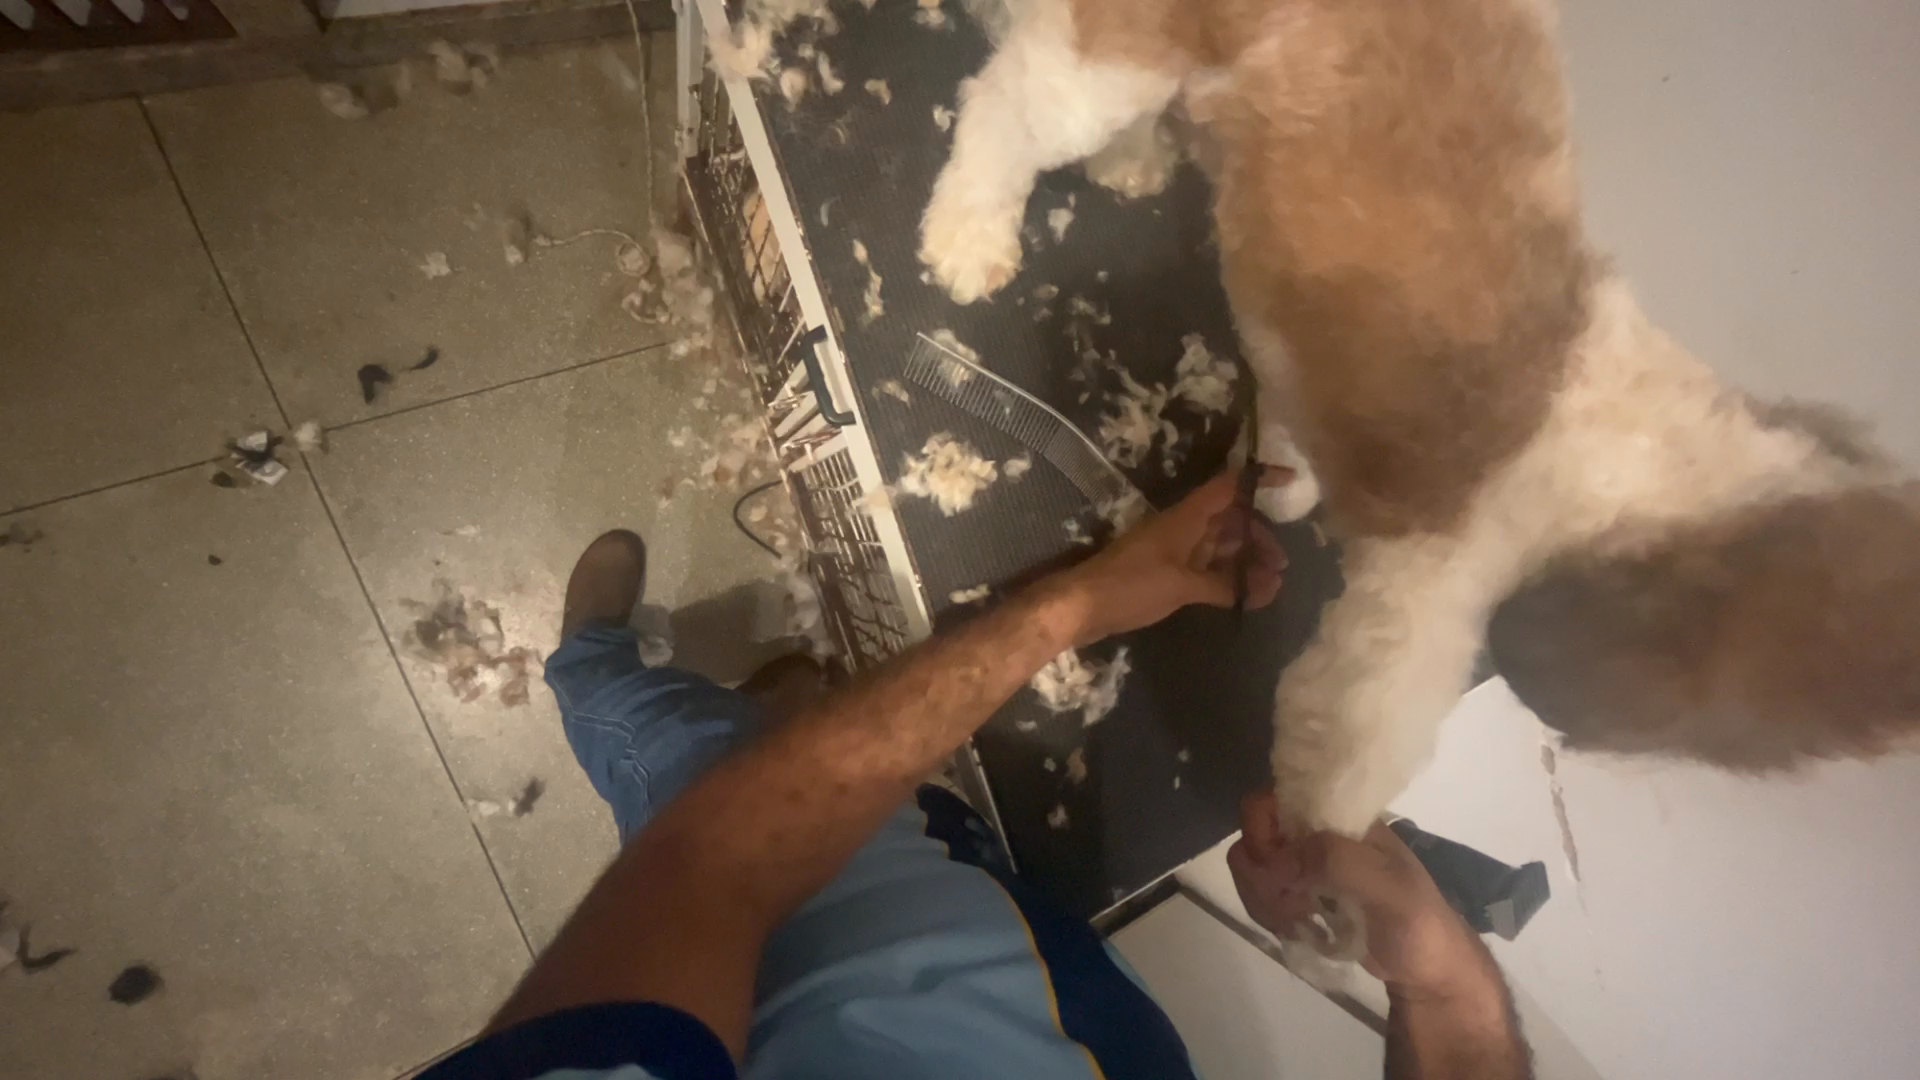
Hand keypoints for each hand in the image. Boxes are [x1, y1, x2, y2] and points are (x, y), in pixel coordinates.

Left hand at [1054, 468, 1288, 645]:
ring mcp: (1173, 551)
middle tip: (1282, 566)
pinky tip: (1246, 596)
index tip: (1291, 480)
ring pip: (1218, 547)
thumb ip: (1223, 585)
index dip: (1258, 479)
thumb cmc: (1131, 585)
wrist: (1083, 605)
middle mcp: (1182, 529)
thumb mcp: (1181, 585)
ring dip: (1245, 562)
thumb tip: (1263, 587)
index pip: (1228, 487)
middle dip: (1258, 538)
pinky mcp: (1165, 573)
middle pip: (1229, 521)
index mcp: (1185, 518)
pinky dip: (1226, 579)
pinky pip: (1204, 568)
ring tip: (1272, 586)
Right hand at [1228, 792, 1492, 1001]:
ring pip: (1249, 866)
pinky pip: (1257, 891)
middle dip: (1262, 877)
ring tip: (1299, 923)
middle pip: (1251, 836)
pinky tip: (1297, 929)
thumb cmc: (1417, 924)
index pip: (1268, 802)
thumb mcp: (1389, 889)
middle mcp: (1311, 831)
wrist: (1431, 973)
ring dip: (1264, 899)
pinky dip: (1268, 913)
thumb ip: (1337, 861)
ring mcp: (1301, 862)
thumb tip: (1277, 862)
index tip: (1279, 872)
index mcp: (1334, 816)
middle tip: (1292, 907)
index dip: (1260, 834)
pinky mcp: (1296, 891)